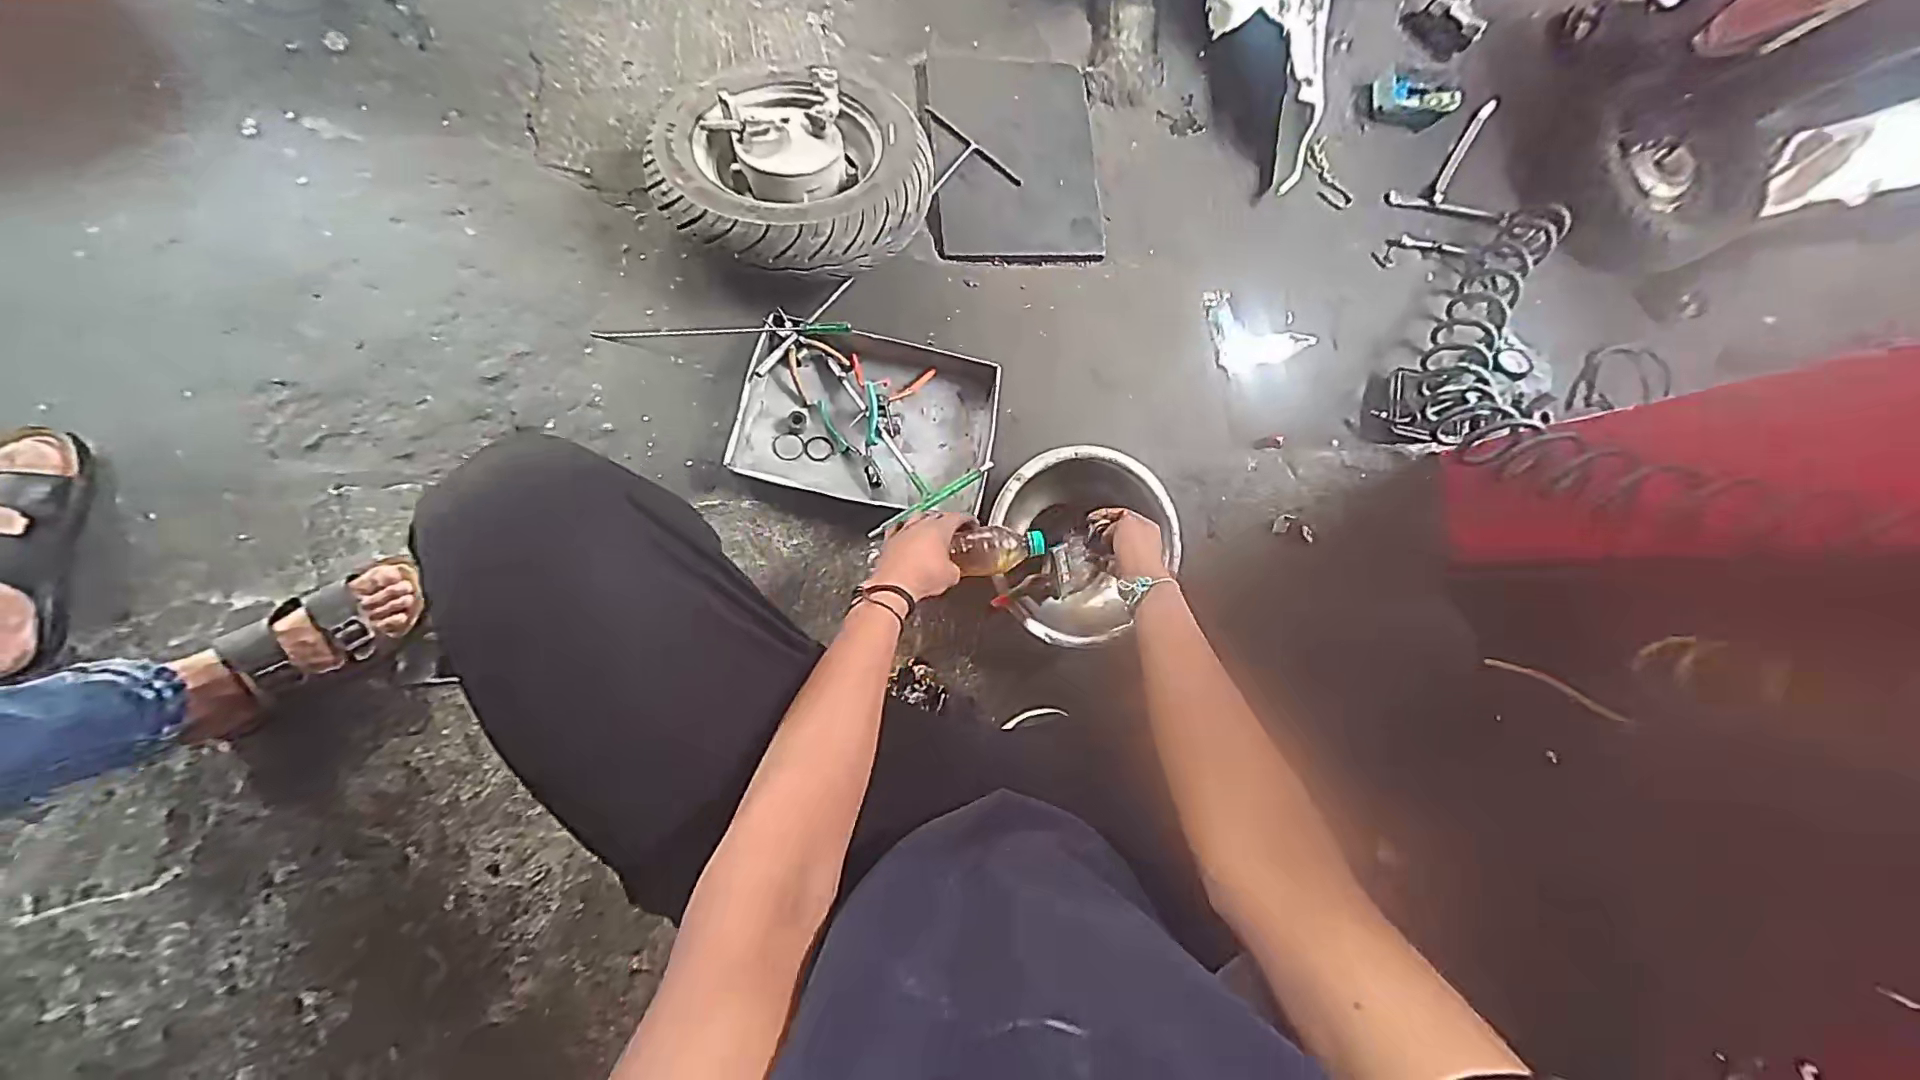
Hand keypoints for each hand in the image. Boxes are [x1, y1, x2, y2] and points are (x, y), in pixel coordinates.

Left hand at [868, 511, 970, 600]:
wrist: (894, 587)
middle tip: (952, 529)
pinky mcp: (889, 542)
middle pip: (936, 515)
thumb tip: (952, 571)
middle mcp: (920, 525)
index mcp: (940, 528)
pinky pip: (898, 529)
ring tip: (929, 532)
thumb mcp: (950, 576)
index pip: (957, 517)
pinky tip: (906, 537)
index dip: (966, 520)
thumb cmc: (921, 577)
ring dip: (924, 523)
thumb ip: (954, 568)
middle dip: (946, 520)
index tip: (969, 523)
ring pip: (916, 518)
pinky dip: (904, 531)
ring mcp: (903, 531)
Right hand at [1088, 508, 1166, 579]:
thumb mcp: (1125, 523)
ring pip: (1115, 547)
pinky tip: (1095, 559)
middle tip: (1093, 530)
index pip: (1125, 515)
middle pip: (1120, 531)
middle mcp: (1144, 540)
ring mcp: (1137, 556)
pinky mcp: (1128, 571)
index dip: (1107, 514)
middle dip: (1105, 531)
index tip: (1093, 516)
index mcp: (1147, 525)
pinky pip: (1112, 562)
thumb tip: (1109, 528)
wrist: (1139, 578)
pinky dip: (1102, 560)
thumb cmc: (1136, 550)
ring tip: (1091, 545)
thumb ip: (1116, 520)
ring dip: (1103, 547)